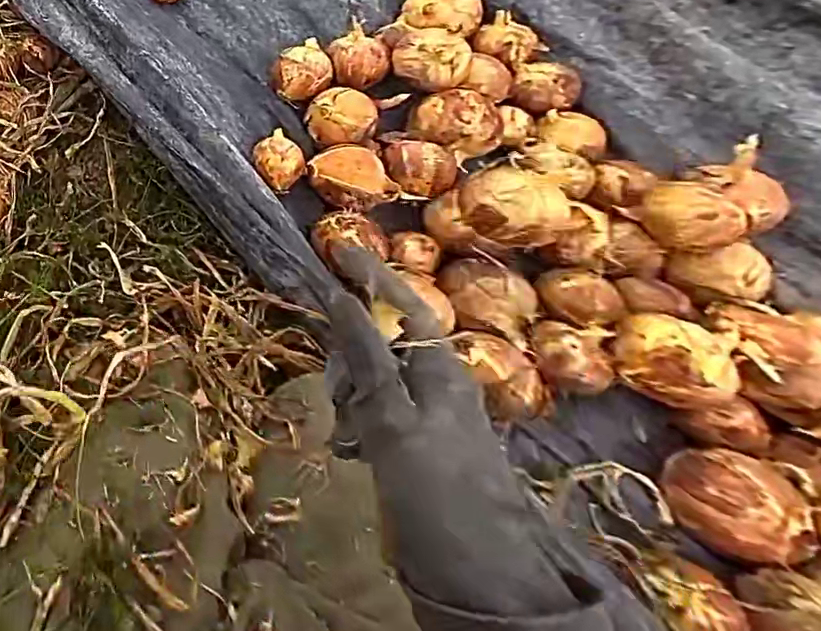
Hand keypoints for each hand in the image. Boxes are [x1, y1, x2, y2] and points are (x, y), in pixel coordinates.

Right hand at [323, 245, 636, 630]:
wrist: (485, 575)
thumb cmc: (437, 486)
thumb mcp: (390, 415)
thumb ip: (364, 352)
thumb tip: (340, 295)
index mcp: (438, 365)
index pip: (402, 301)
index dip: (368, 271)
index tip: (335, 246)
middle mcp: (437, 378)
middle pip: (379, 336)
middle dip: (347, 350)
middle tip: (335, 388)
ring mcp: (430, 409)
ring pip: (372, 372)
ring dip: (349, 390)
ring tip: (345, 431)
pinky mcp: (420, 436)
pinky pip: (377, 406)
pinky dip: (357, 417)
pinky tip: (352, 446)